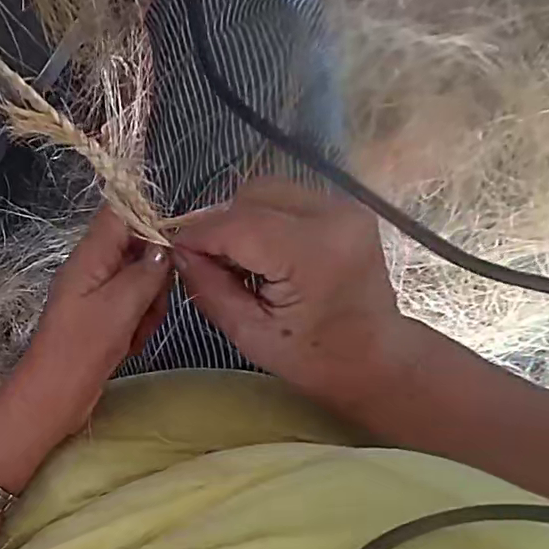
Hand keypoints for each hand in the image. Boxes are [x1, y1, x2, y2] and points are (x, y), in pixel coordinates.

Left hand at [8, 207, 171, 436]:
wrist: (53, 397)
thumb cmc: (81, 348)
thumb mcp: (120, 305)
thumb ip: (146, 271)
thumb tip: (164, 247)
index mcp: (89, 256)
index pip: (119, 213)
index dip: (149, 219)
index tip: (174, 244)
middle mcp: (92, 270)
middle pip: (137, 251)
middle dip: (155, 279)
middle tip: (149, 307)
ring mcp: (96, 296)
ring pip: (140, 284)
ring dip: (148, 308)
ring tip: (136, 333)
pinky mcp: (101, 320)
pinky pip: (131, 310)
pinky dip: (137, 325)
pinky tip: (130, 344)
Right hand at [171, 177, 417, 407]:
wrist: (375, 357)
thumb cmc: (312, 357)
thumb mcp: (248, 333)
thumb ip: (209, 288)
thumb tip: (177, 253)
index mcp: (313, 253)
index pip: (236, 225)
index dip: (196, 236)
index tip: (173, 254)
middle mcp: (332, 216)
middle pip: (250, 196)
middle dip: (218, 226)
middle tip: (205, 262)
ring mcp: (342, 207)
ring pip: (266, 191)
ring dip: (239, 220)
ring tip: (235, 260)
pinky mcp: (343, 208)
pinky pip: (284, 198)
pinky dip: (260, 219)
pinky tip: (259, 254)